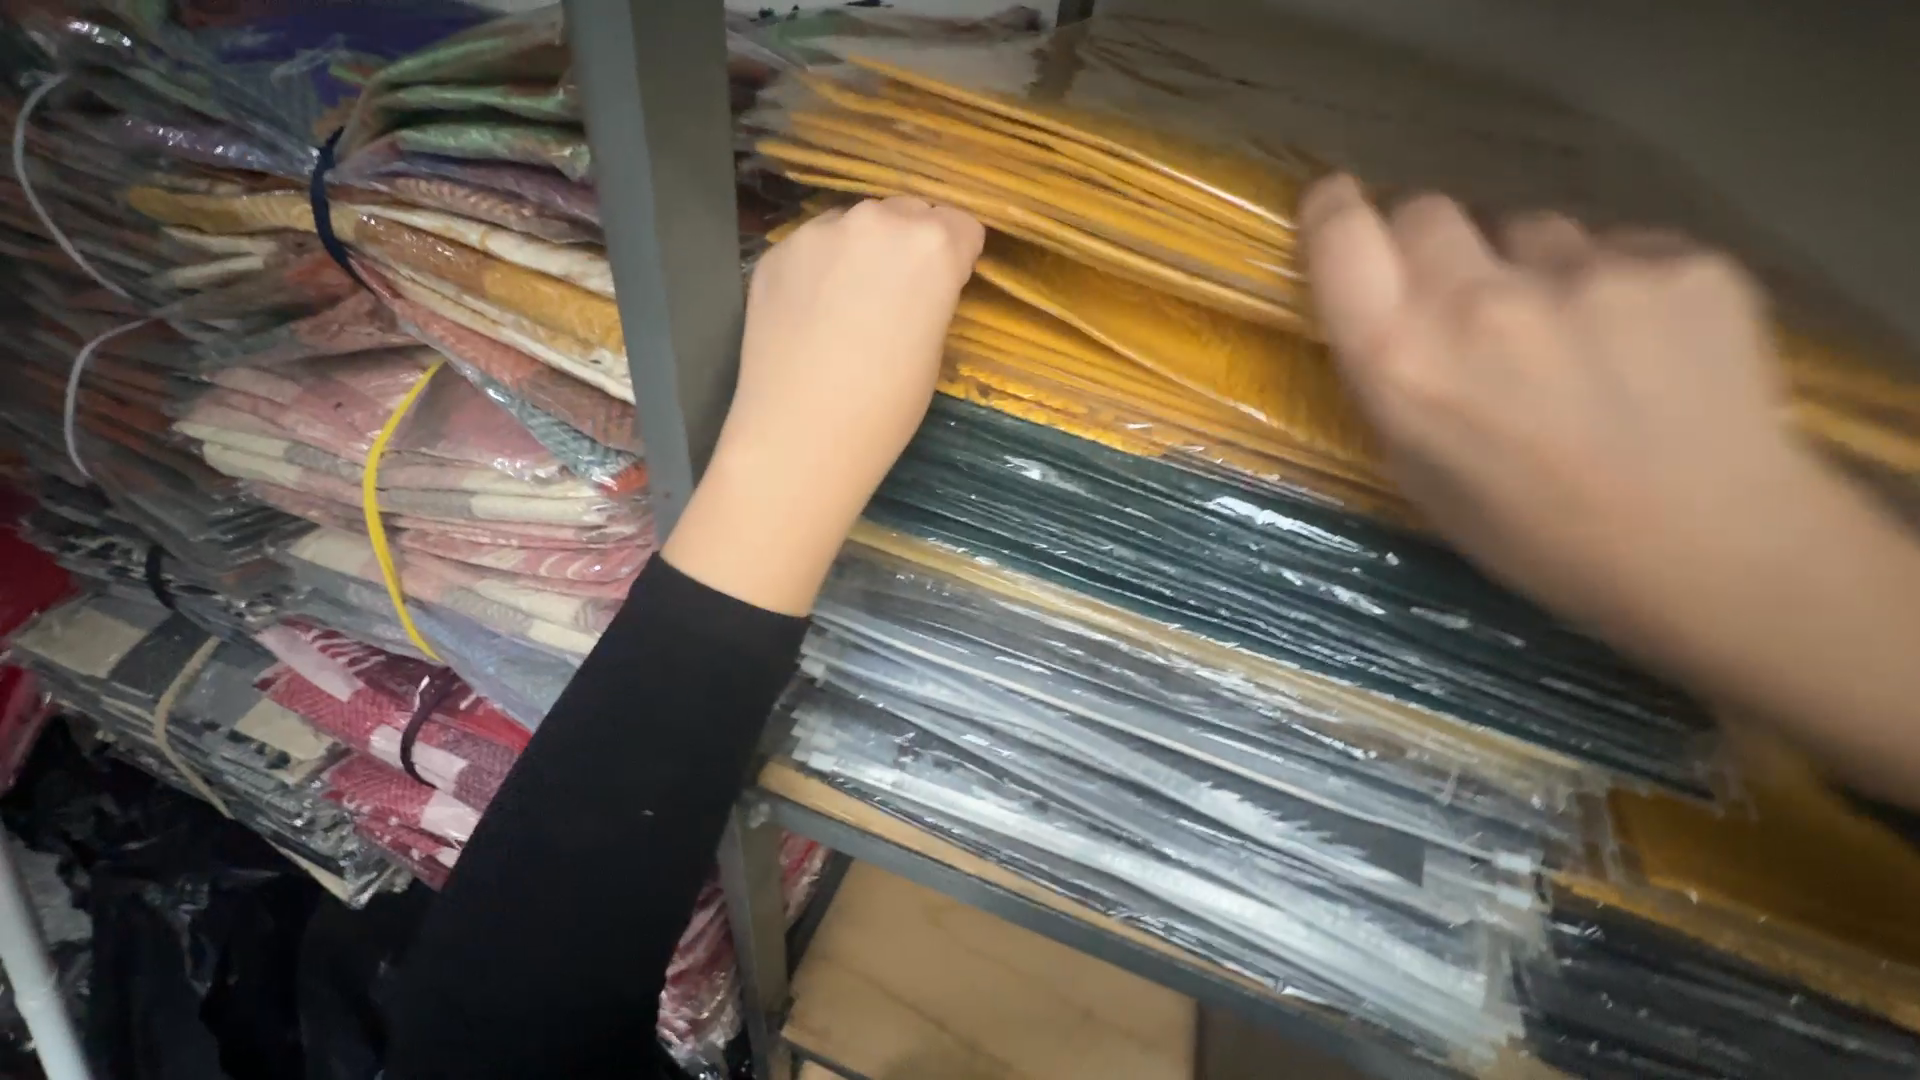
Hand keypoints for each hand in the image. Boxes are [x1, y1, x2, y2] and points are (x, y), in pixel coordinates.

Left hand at [664, 197, 984, 614]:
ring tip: (847, 308)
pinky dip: (818, 269)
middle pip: (908, 212)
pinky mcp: (776, 251)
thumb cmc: (886, 408)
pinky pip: (812, 247)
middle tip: (897, 297)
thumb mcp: (934, 350)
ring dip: (861, 251)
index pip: (960, 223)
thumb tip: (918, 284)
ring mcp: (819, 231)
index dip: (956, 256)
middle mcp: (877, 220)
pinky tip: (810, 316)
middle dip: (909, 245)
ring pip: (855, 224)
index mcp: (932, 245)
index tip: (946, 286)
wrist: (801, 434)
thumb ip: (932, 296)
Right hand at [1300, 175, 1819, 644]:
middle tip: (1458, 298)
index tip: (1339, 207)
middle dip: (1428, 245)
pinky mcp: (1681, 260)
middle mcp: (1478, 301)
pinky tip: (1637, 343)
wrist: (1705, 547)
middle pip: (1427, 210)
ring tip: (1565, 336)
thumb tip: (1391, 307)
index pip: (1341, 235)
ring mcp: (1586, 273)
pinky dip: (1611, 280)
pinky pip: (1616, 244)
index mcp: (1400, 360)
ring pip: (1526, 227)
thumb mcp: (1413, 467)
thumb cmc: (1524, 529)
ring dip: (1524, 265)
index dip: (1333, 210)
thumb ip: (1387, 375)